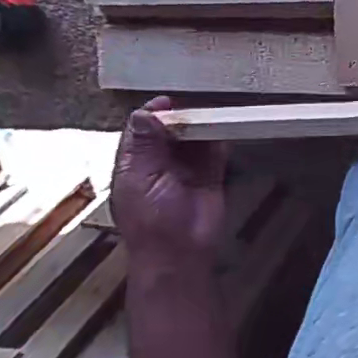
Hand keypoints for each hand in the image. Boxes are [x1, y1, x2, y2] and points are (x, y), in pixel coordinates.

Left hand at [111, 97, 227, 282]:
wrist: (181, 255)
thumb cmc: (152, 221)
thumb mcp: (141, 179)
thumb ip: (146, 145)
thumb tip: (143, 113)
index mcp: (134, 164)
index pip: (141, 130)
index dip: (153, 114)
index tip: (167, 102)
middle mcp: (159, 163)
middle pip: (169, 130)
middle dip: (180, 117)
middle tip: (194, 107)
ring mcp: (185, 170)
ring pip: (193, 139)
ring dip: (201, 127)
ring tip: (210, 114)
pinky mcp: (209, 177)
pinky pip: (215, 153)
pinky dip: (219, 140)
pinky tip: (222, 129)